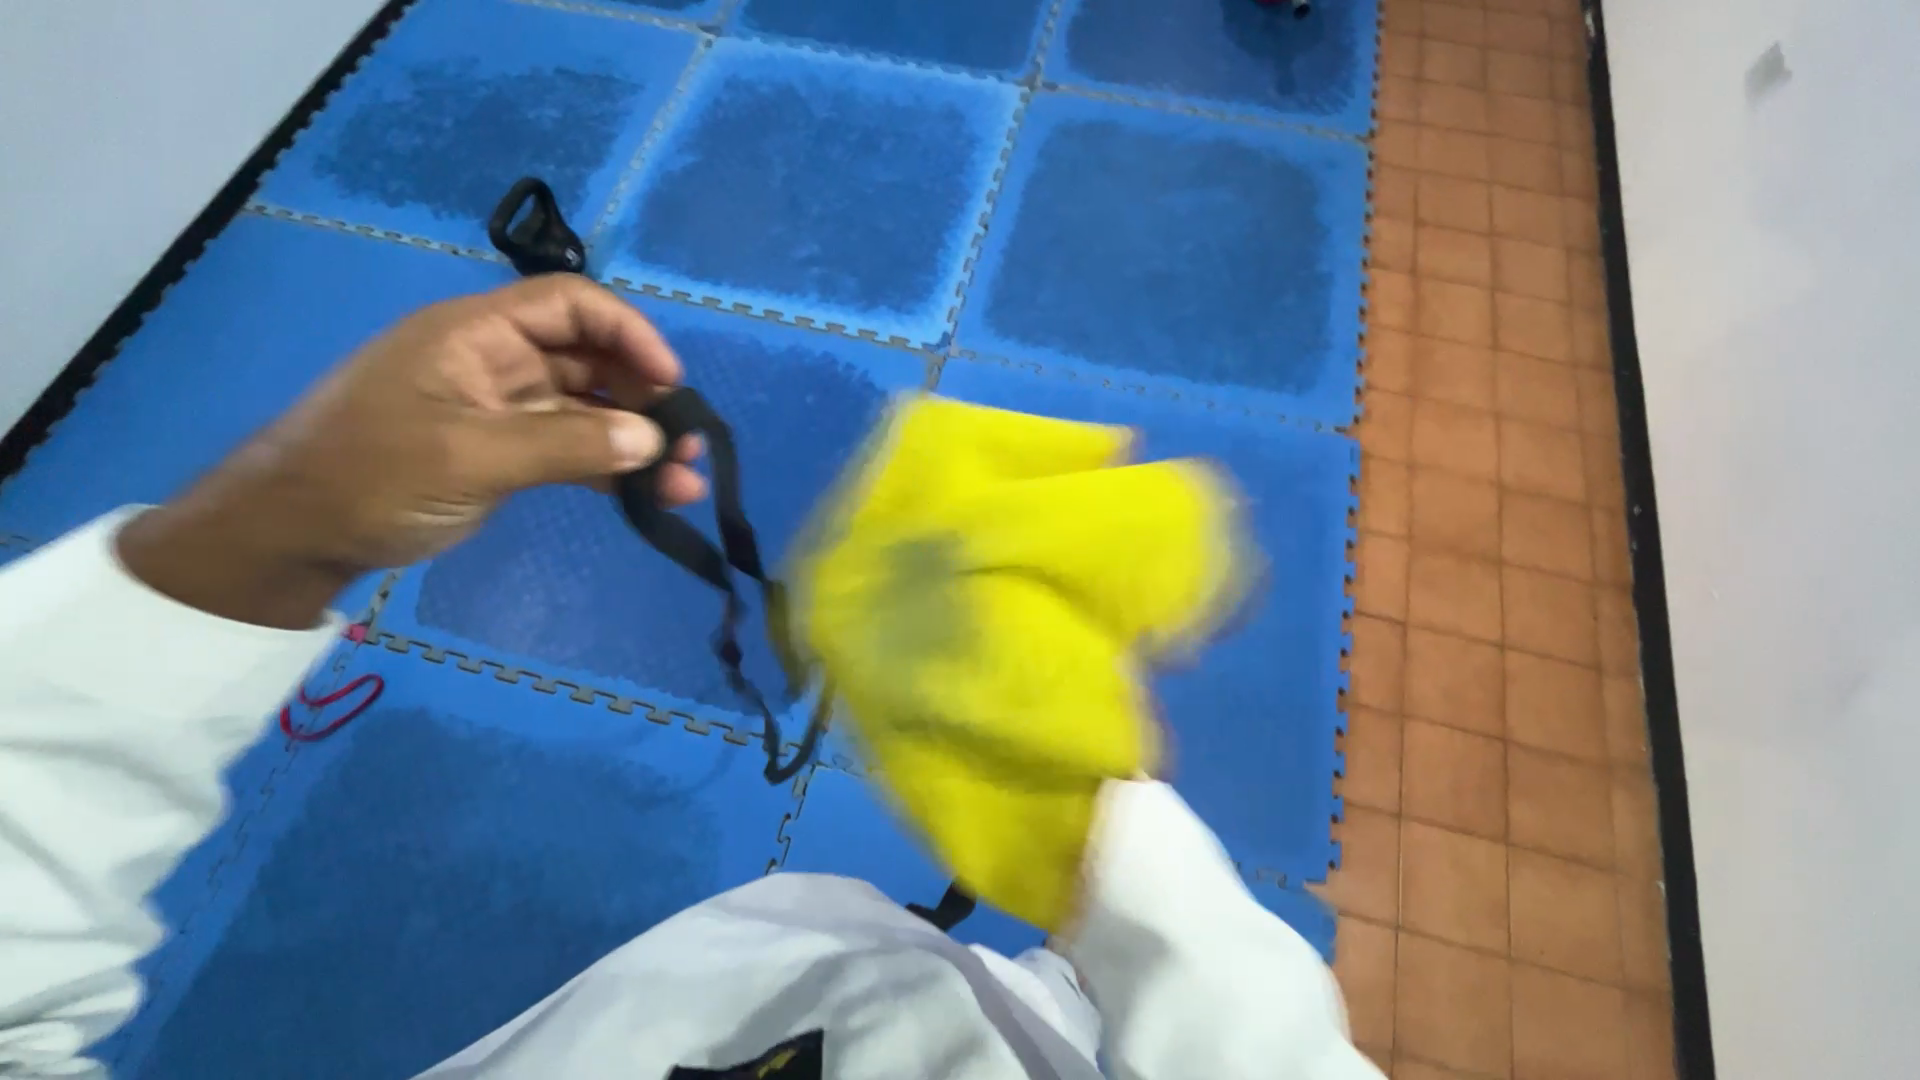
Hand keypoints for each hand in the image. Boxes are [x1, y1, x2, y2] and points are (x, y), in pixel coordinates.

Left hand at [118, 275, 705, 628]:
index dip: (630, 333)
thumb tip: (654, 440)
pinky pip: (579, 450)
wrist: (294, 535)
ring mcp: (508, 409)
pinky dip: (617, 470)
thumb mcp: (470, 456)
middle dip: (648, 397)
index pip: (573, 305)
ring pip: (594, 410)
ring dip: (641, 440)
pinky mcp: (512, 453)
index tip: (671, 382)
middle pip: (594, 359)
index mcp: (479, 333)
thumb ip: (568, 444)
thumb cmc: (370, 475)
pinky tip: (656, 496)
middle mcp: (500, 361)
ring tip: (685, 479)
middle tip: (689, 442)